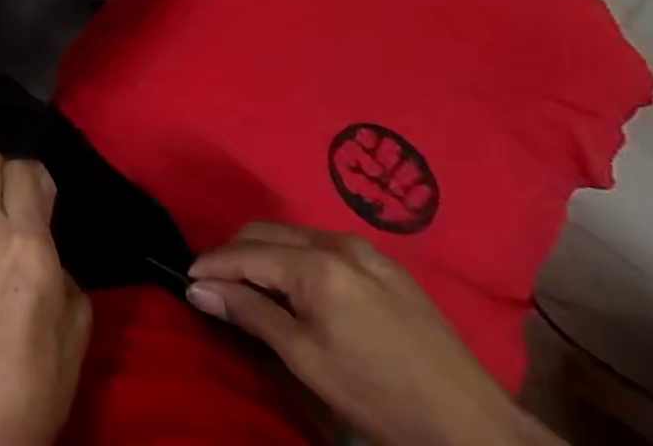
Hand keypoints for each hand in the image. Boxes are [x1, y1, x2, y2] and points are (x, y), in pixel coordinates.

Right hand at [187, 223, 561, 445]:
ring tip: (249, 288)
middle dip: (234, 253)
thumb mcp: (306, 359)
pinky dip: (294, 259)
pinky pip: (321, 245)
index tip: (185, 279)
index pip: (247, 253)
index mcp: (317, 264)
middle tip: (212, 286)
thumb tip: (200, 289)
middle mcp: (337, 241)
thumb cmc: (377, 394)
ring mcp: (363, 247)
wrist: (467, 419)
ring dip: (264, 254)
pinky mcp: (382, 262)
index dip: (212, 265)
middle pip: (266, 232)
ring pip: (293, 236)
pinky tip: (294, 288)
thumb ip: (251, 314)